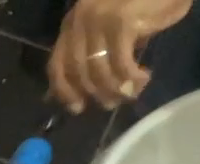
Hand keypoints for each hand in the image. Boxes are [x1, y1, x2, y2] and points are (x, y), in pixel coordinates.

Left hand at [47, 0, 190, 112]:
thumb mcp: (112, 25)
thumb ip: (97, 51)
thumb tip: (85, 87)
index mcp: (72, 24)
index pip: (56, 65)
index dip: (64, 91)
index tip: (77, 107)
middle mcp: (79, 22)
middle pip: (78, 72)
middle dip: (96, 93)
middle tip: (112, 103)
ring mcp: (99, 21)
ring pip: (98, 72)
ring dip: (115, 90)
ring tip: (130, 93)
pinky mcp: (121, 22)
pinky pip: (121, 63)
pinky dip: (131, 78)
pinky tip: (143, 78)